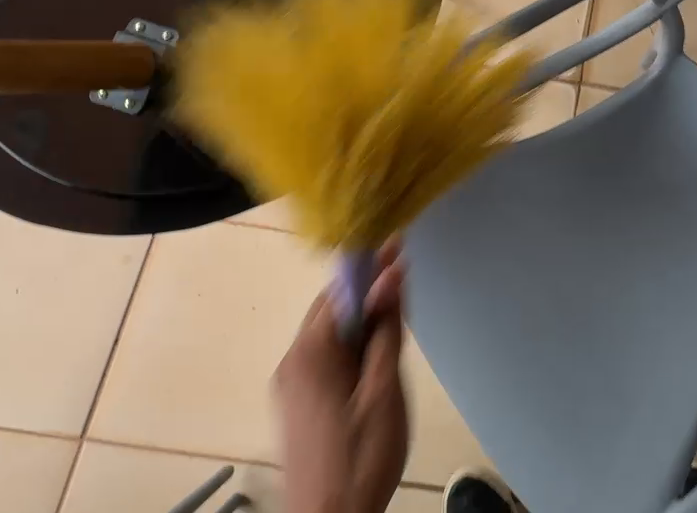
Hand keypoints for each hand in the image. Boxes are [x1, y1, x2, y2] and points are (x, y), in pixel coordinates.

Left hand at [275, 244, 407, 512]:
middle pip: (332, 307)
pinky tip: (376, 351)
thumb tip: (393, 273)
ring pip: (330, 330)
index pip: (341, 291)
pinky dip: (352, 341)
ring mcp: (291, 383)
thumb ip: (386, 328)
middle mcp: (292, 361)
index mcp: (309, 354)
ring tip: (397, 312)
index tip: (400, 241)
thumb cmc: (362, 455)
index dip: (372, 266)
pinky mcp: (298, 401)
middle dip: (367, 288)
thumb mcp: (384, 389)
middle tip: (405, 276)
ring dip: (362, 315)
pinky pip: (325, 353)